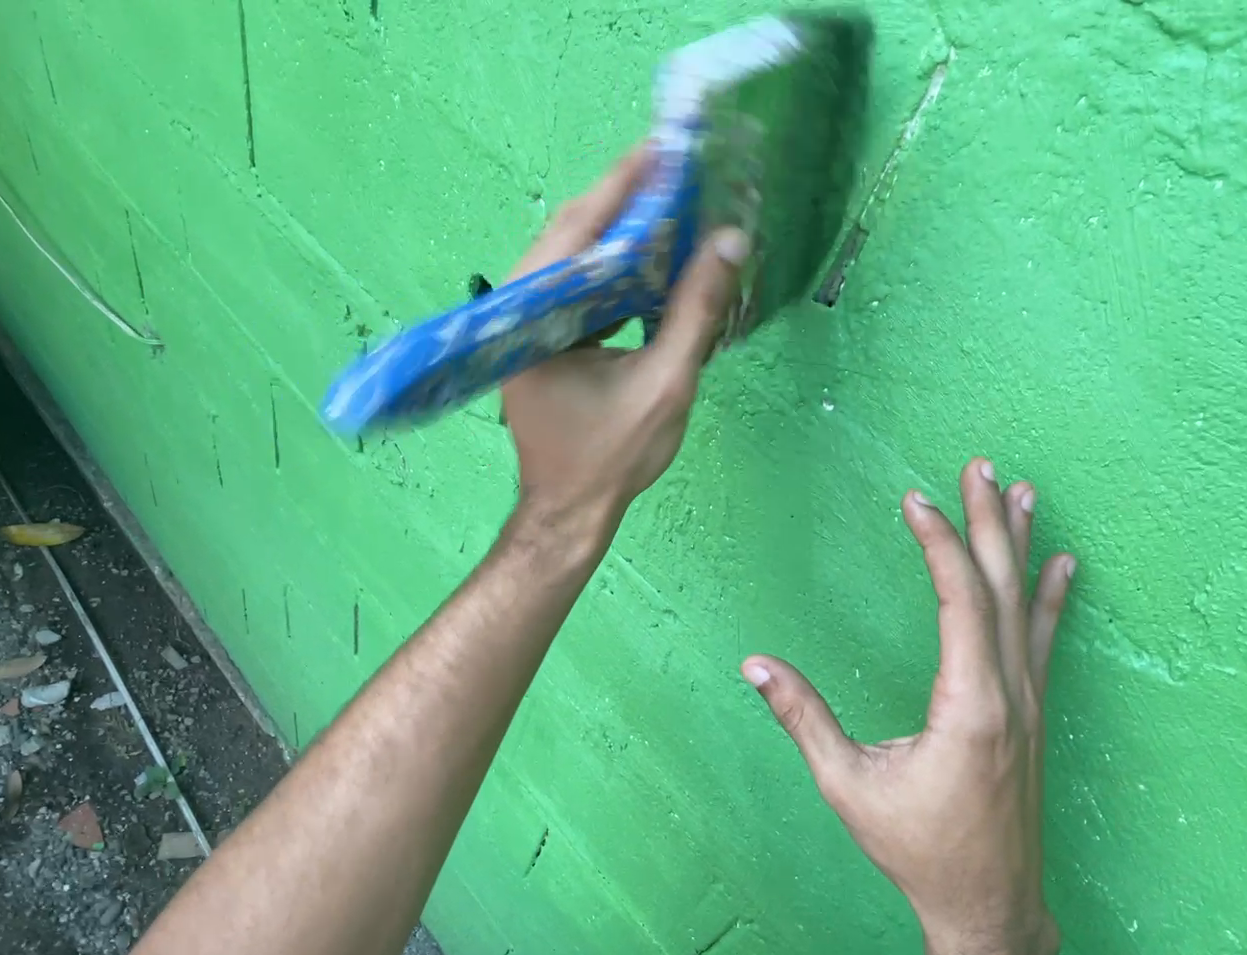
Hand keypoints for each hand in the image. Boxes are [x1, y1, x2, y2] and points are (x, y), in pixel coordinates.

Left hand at [500, 146, 748, 548]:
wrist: (569, 514)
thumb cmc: (611, 458)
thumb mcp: (664, 384)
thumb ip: (696, 311)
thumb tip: (730, 243)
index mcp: (532, 321)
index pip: (577, 232)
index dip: (622, 187)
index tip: (663, 150)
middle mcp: (516, 315)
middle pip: (568, 237)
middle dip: (621, 201)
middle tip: (671, 172)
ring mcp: (521, 329)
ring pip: (568, 260)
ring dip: (614, 234)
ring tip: (664, 206)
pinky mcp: (536, 343)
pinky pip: (572, 290)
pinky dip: (608, 272)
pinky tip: (644, 261)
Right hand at [742, 459, 1075, 948]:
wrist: (989, 905)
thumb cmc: (916, 848)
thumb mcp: (848, 785)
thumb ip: (803, 718)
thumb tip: (755, 666)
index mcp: (968, 704)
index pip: (958, 599)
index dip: (938, 542)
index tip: (916, 498)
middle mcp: (1008, 693)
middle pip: (1001, 587)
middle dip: (988, 522)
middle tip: (981, 466)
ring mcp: (1029, 702)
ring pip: (1029, 606)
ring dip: (1023, 546)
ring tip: (1023, 494)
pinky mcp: (1032, 714)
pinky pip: (1044, 639)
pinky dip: (1052, 596)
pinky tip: (1064, 567)